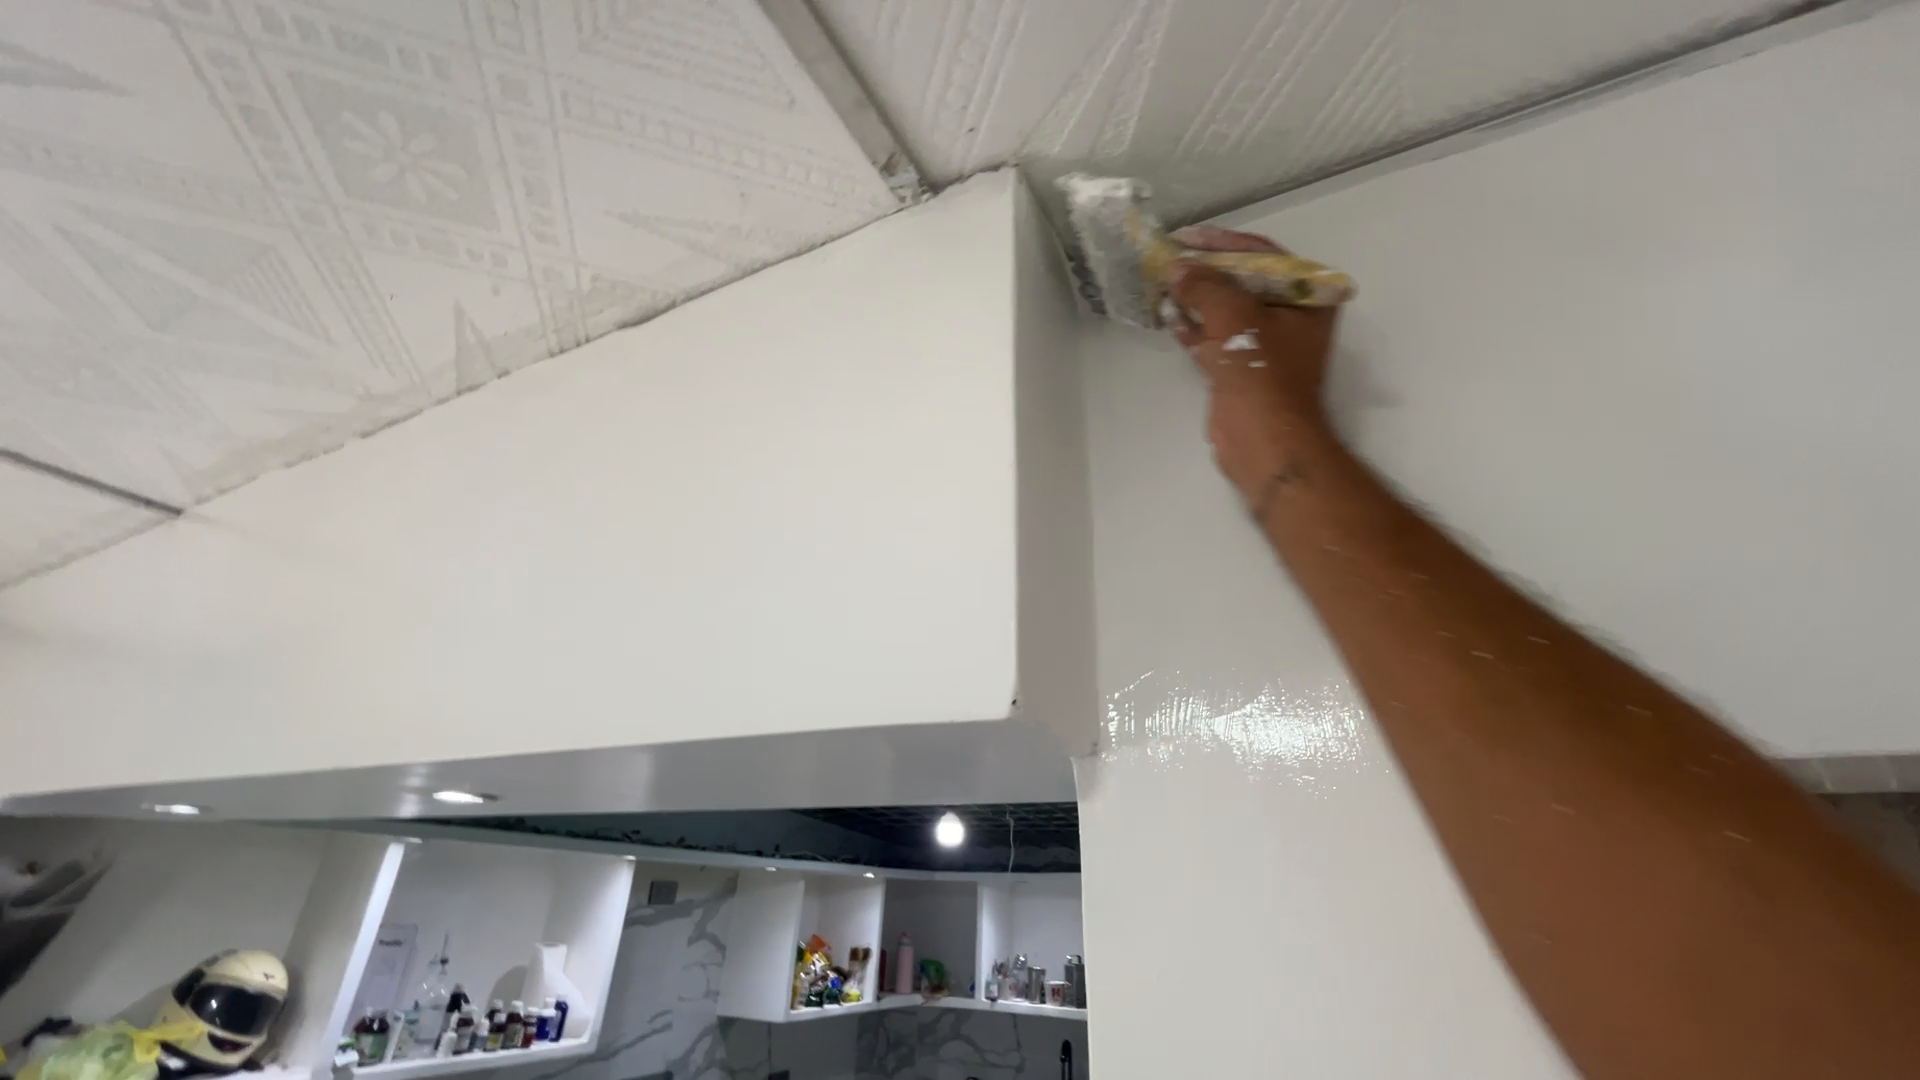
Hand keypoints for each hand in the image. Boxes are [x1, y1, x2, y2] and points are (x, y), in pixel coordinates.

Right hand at [1166, 226, 1340, 515]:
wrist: (1263, 439)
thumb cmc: (1260, 372)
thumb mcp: (1233, 316)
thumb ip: (1204, 285)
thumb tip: (1177, 267)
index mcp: (1306, 297)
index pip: (1263, 255)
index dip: (1223, 243)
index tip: (1188, 238)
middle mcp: (1290, 316)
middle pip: (1242, 282)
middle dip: (1204, 271)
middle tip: (1171, 259)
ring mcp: (1264, 345)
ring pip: (1224, 311)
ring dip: (1194, 298)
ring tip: (1162, 283)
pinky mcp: (1241, 369)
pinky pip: (1214, 338)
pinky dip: (1192, 327)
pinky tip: (1167, 314)